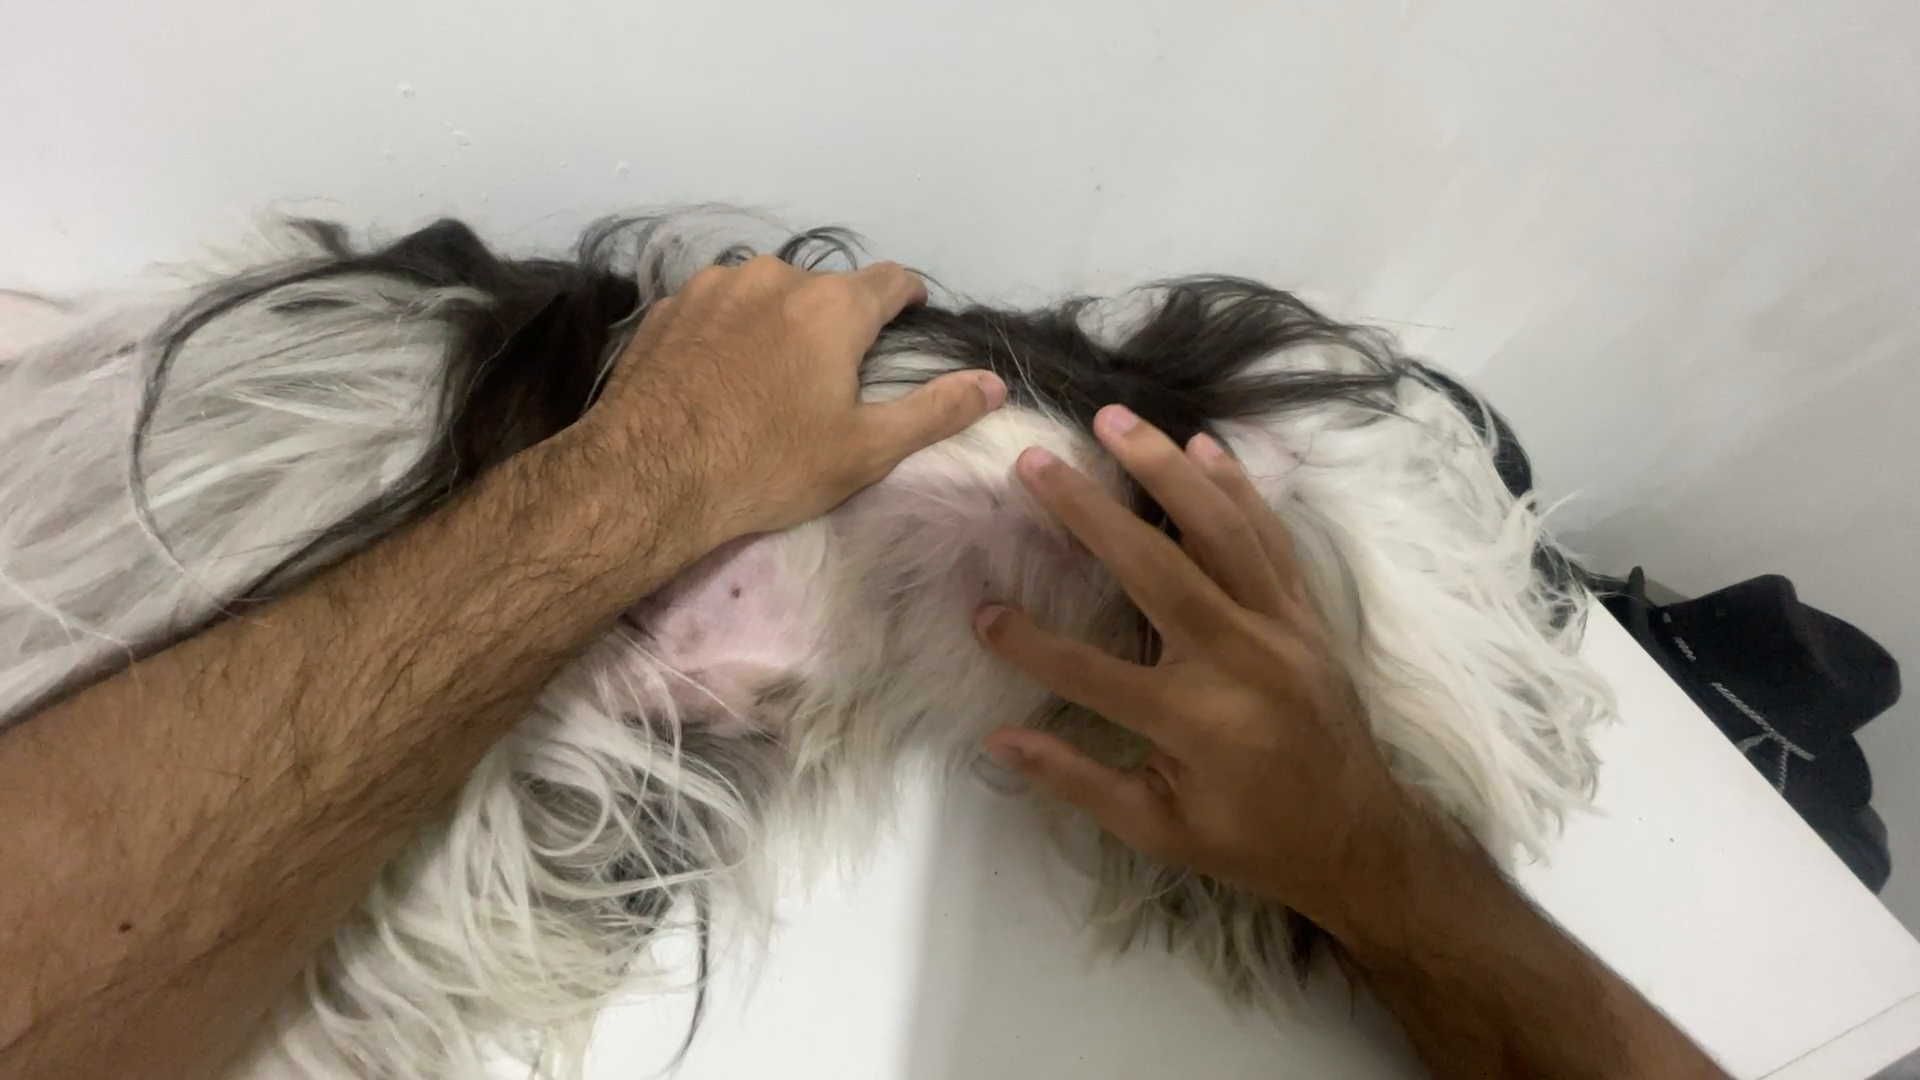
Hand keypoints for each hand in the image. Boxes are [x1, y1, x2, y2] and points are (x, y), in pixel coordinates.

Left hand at [568, 255, 1005, 546]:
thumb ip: (937, 410)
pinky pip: (720, 308)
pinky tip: (723, 376)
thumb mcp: (868, 449)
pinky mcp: (668, 309)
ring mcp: (714, 287)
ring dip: (783, 322)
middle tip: (835, 375)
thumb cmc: (771, 465)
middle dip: (840, 321)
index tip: (911, 315)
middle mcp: (774, 277)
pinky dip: (734, 331)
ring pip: (769, 293)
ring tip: (774, 377)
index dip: (908, 296)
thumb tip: (995, 385)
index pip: (891, 279)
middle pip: (827, 289)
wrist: (650, 480)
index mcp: (833, 306)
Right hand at [974, 405, 1431, 929]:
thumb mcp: (1155, 828)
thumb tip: (997, 740)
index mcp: (1194, 721)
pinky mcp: (1306, 612)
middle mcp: (1240, 659)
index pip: (1088, 672)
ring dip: (1166, 468)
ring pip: (1220, 530)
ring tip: (1118, 420)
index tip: (981, 614)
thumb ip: (1075, 781)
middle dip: (1089, 510)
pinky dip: (1238, 486)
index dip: (1027, 643)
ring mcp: (1281, 626)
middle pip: (1155, 568)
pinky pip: (1271, 536)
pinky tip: (1206, 447)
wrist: (1361, 839)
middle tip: (1037, 461)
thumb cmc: (1247, 838)